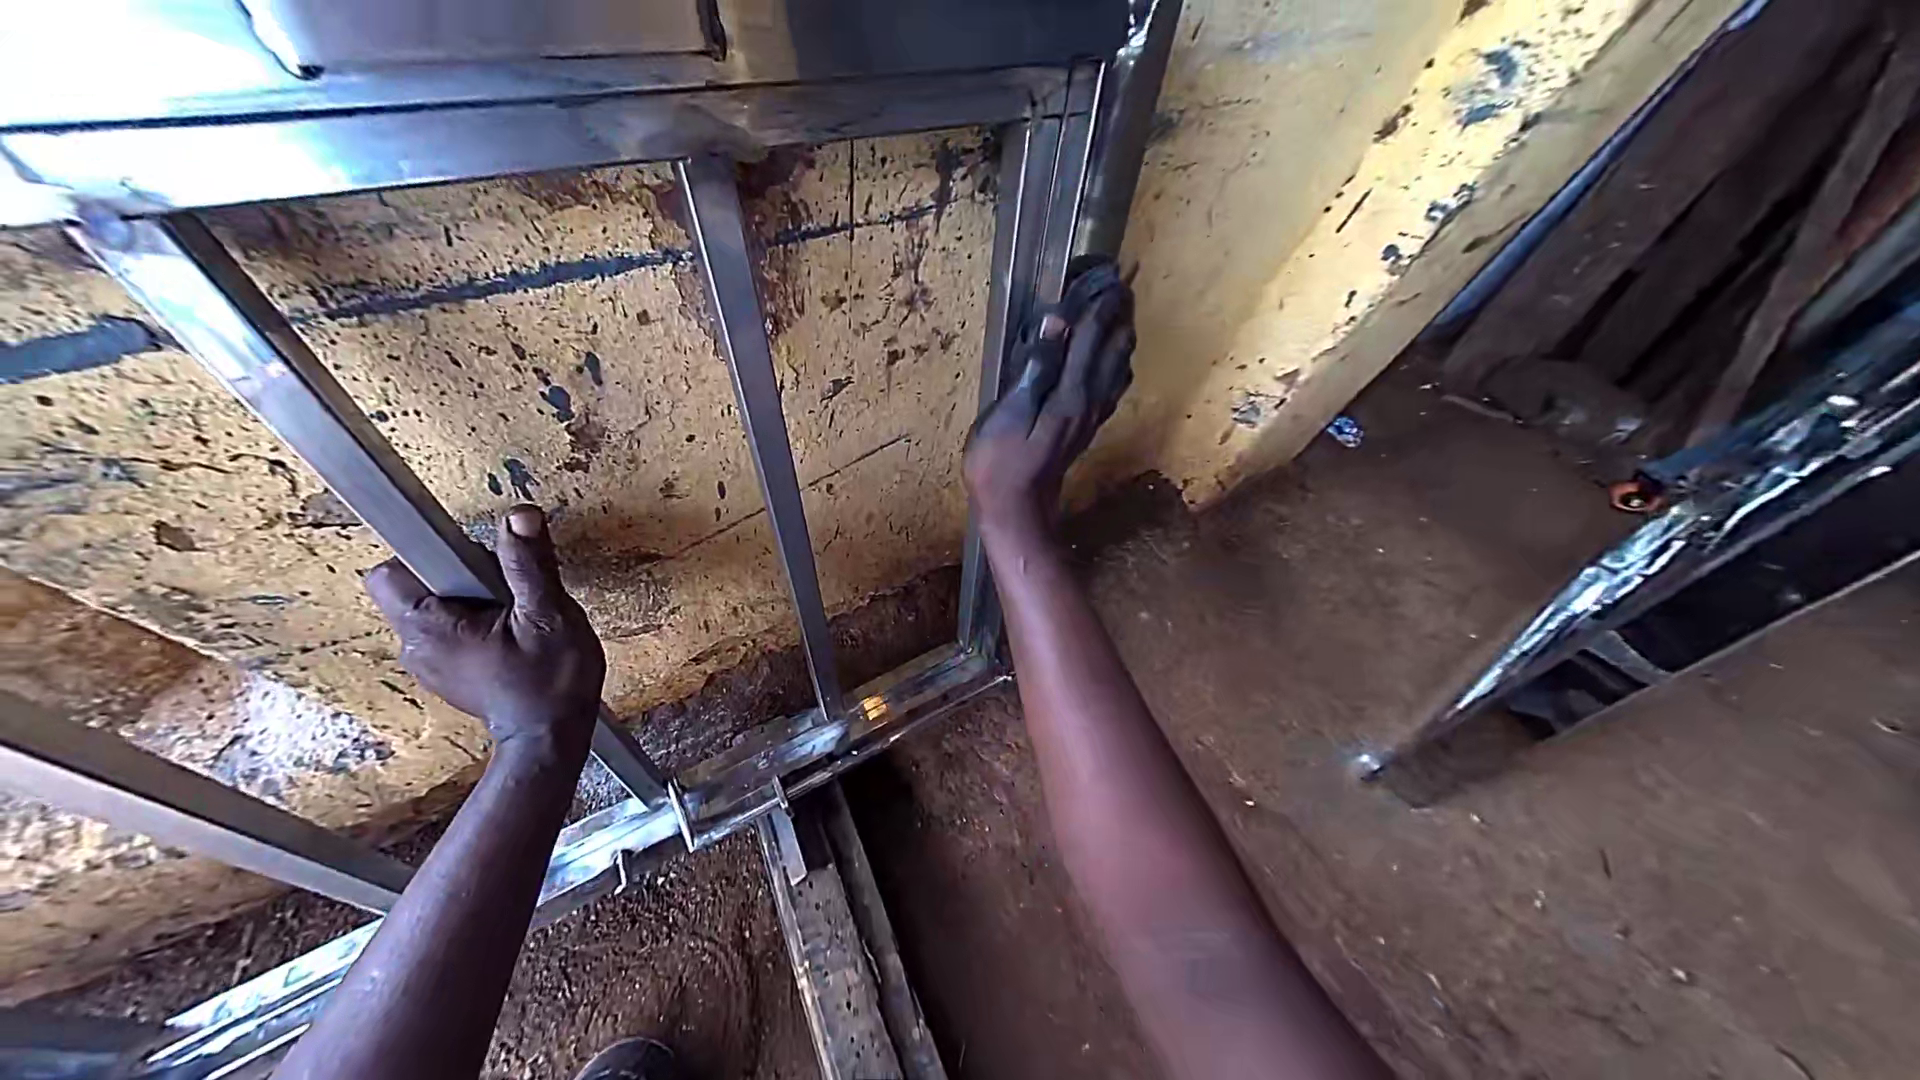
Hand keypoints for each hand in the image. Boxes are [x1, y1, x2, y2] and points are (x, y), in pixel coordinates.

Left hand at [364, 505, 604, 762]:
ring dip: (475, 601)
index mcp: (429, 626)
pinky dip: (478, 623)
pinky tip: (513, 637)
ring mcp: (427, 661)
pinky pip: (450, 629)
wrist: (553, 735)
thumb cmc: (552, 680)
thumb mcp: (549, 615)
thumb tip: (520, 515)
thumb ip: (528, 564)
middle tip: (513, 595)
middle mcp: (414, 644)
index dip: (434, 554)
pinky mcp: (446, 670)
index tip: (479, 562)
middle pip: (419, 584)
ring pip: (438, 606)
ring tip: (518, 620)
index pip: (392, 570)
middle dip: (466, 577)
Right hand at [964, 256, 1135, 535]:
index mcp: (1069, 393)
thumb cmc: (1000, 464)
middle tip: (1121, 285)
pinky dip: (1118, 366)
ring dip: (1122, 338)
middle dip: (1118, 315)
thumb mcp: (1007, 414)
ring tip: (1122, 314)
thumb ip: (1035, 368)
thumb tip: (1056, 322)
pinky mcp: (1085, 429)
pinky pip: (1112, 389)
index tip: (1107, 275)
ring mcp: (1090, 417)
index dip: (1098, 304)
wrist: (1016, 511)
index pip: (1090, 337)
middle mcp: (1088, 401)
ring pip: (1118, 369)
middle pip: (1113, 349)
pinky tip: (1115, 363)